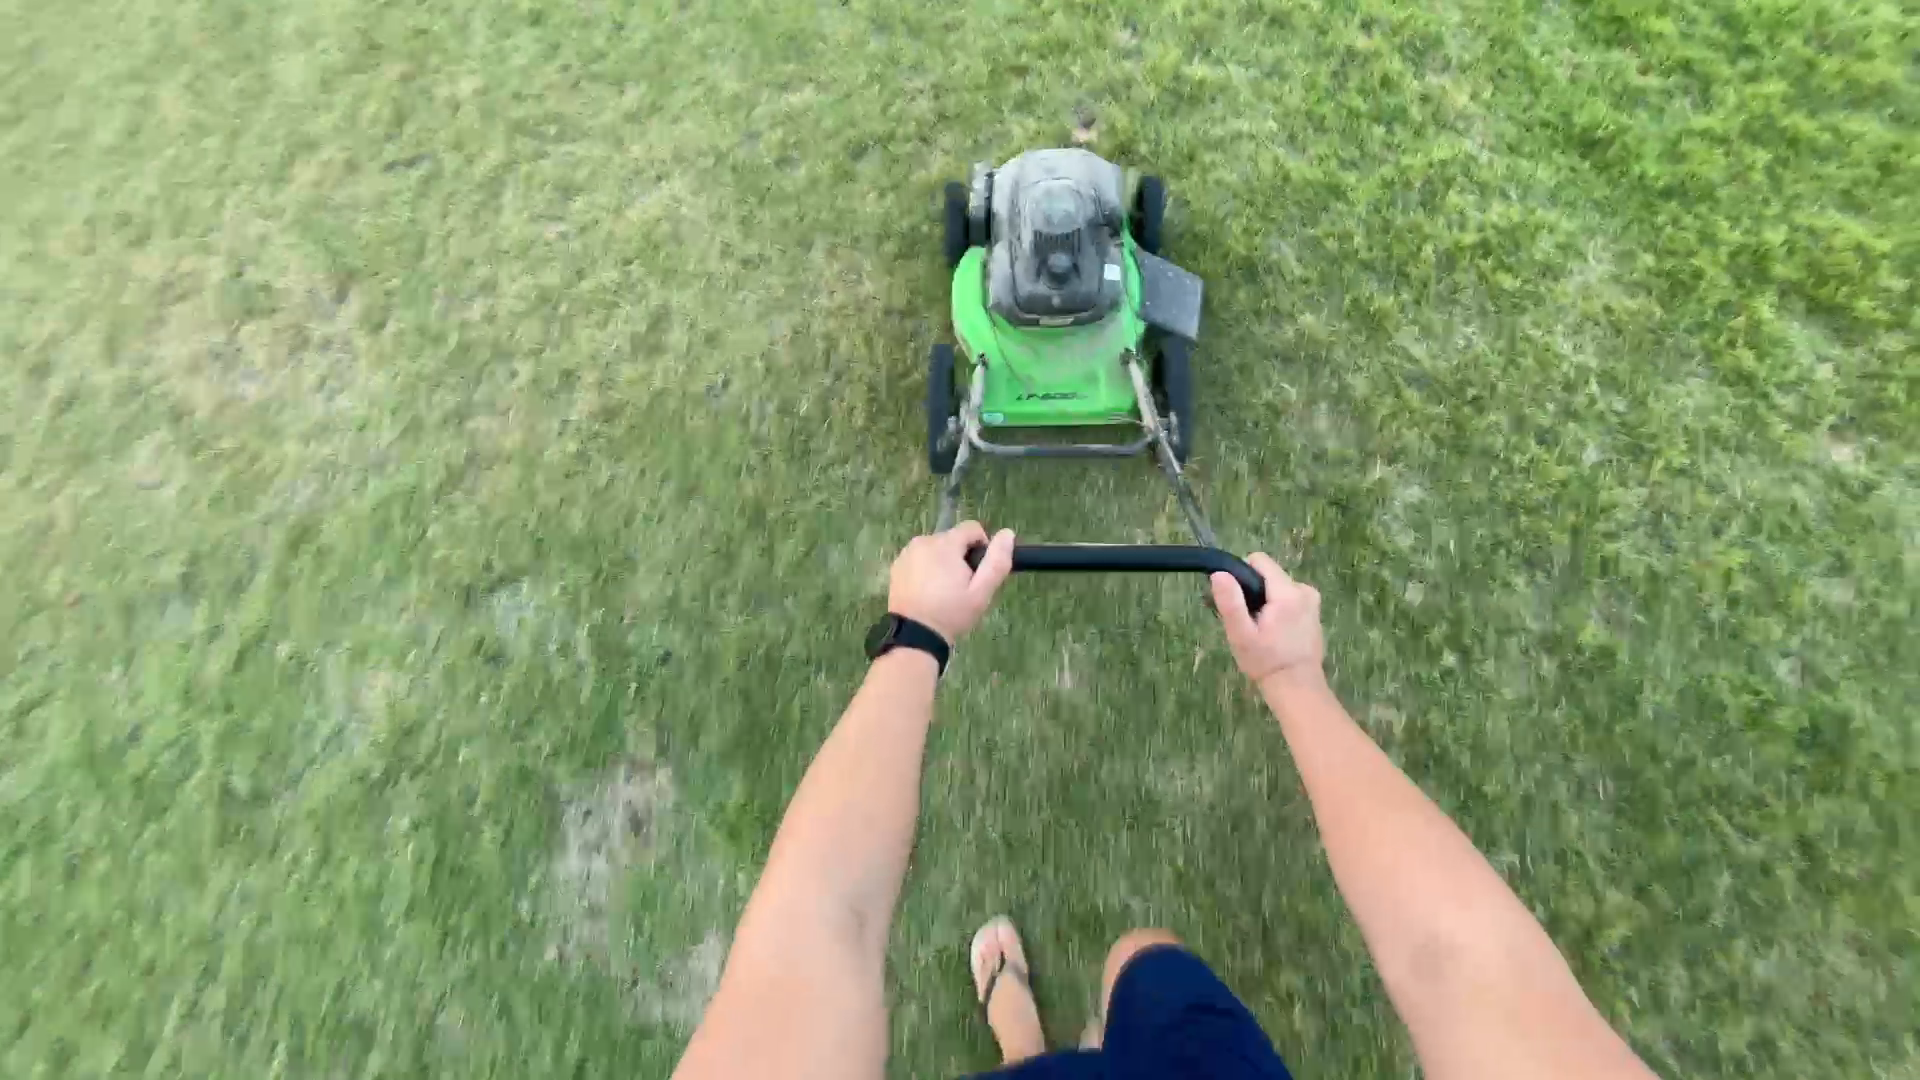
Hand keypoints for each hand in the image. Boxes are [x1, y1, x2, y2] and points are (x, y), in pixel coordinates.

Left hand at [887, 522, 1015, 643]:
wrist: (915, 635)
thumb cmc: (951, 613)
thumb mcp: (981, 592)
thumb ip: (997, 561)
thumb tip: (1007, 533)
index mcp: (945, 544)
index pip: (972, 528)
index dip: (982, 547)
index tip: (978, 572)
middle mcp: (923, 541)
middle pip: (953, 539)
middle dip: (961, 557)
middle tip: (962, 587)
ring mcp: (907, 553)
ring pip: (935, 549)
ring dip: (943, 562)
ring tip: (944, 591)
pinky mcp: (897, 566)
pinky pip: (920, 559)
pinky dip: (926, 569)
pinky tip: (927, 592)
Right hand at [1210, 553, 1324, 685]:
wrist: (1296, 687)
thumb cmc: (1265, 661)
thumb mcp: (1241, 634)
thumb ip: (1230, 601)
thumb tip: (1219, 573)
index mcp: (1287, 592)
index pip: (1259, 561)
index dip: (1241, 576)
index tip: (1237, 600)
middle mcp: (1304, 590)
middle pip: (1268, 575)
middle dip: (1252, 592)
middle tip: (1245, 621)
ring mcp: (1312, 601)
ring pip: (1277, 586)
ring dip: (1264, 601)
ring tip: (1258, 629)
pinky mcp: (1314, 612)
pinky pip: (1288, 598)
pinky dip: (1277, 609)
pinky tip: (1273, 632)